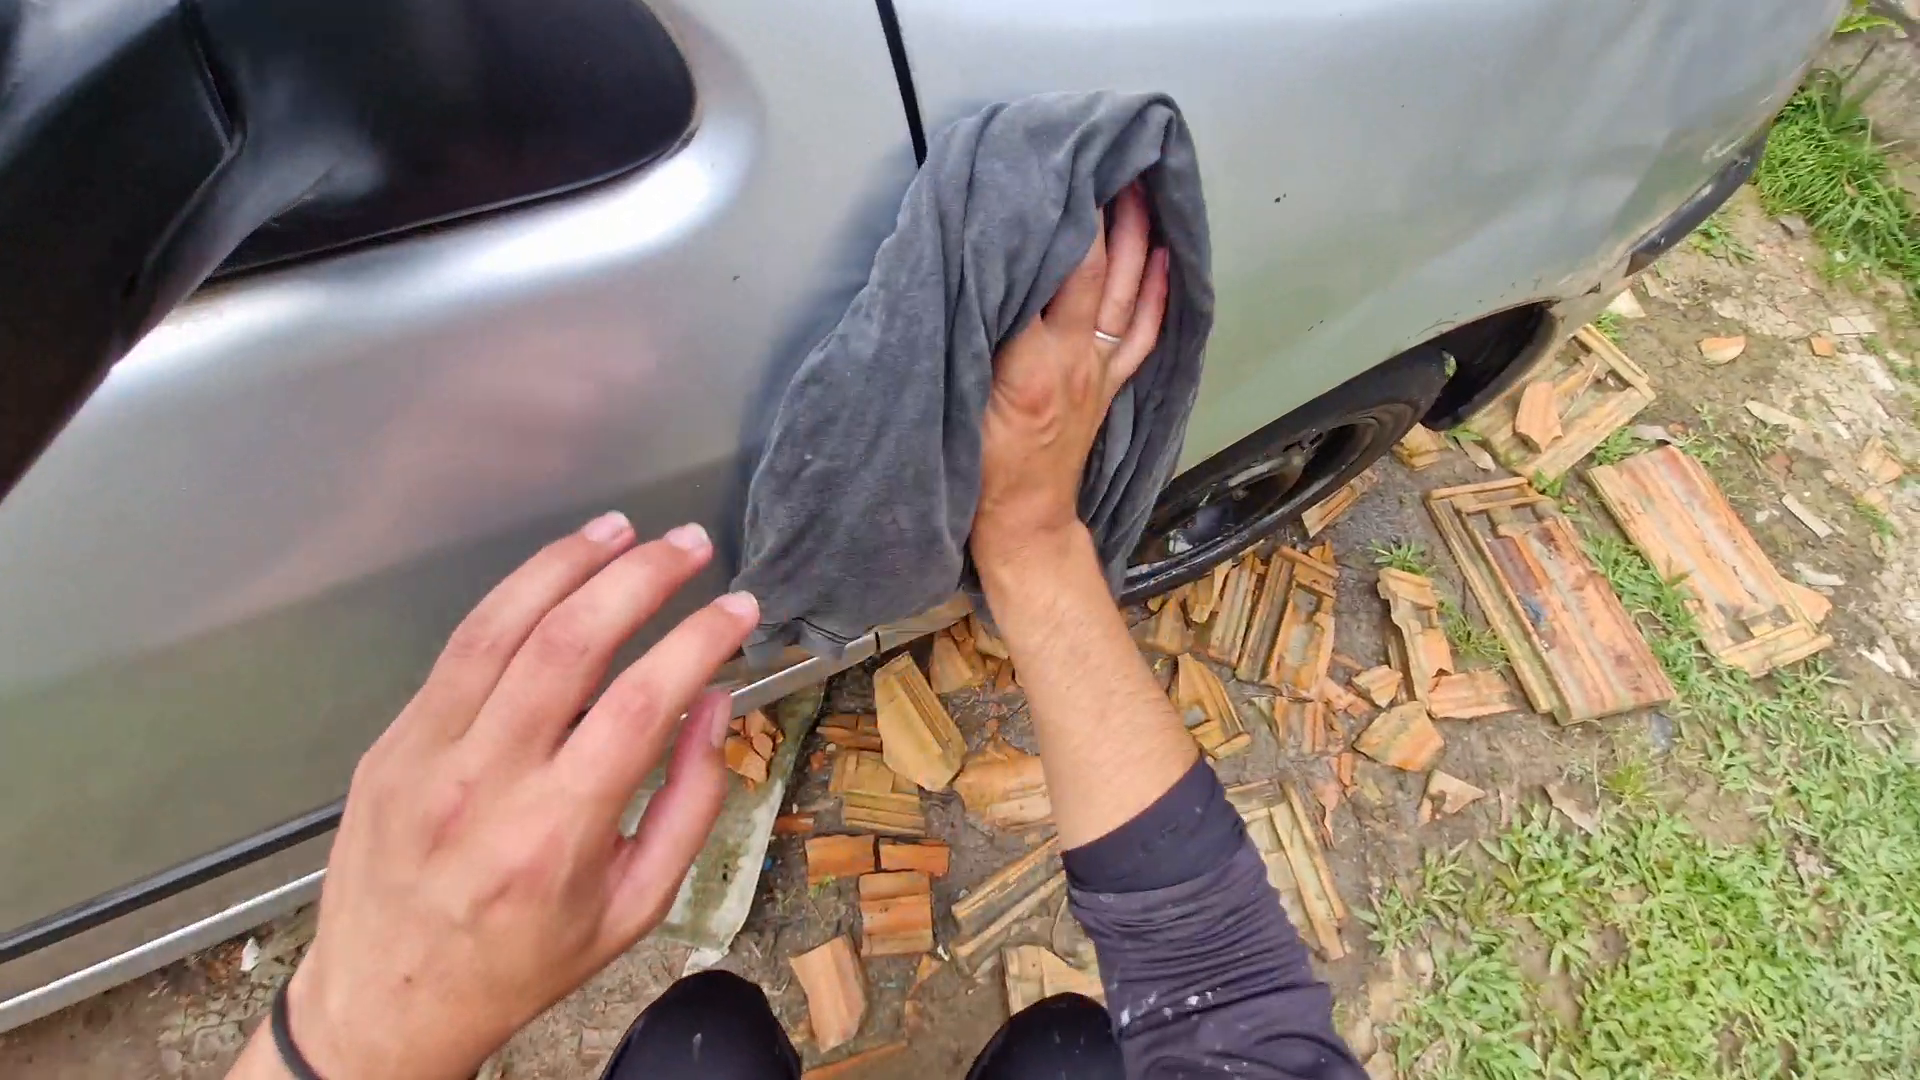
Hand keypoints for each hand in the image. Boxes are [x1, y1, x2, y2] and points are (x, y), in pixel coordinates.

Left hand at [236, 514, 757, 1079]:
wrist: (383, 1007)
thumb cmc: (530, 960)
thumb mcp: (640, 903)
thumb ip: (693, 800)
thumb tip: (716, 700)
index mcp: (556, 833)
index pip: (642, 703)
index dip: (701, 641)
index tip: (741, 608)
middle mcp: (484, 782)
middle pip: (569, 644)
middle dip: (641, 578)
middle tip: (691, 544)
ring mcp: (424, 754)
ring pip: (501, 628)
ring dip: (570, 564)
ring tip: (625, 528)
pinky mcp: (393, 740)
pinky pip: (463, 647)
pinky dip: (519, 592)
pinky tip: (561, 565)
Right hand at [972, 182, 1169, 568]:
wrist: (1023, 521)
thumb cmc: (981, 471)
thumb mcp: (961, 405)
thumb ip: (975, 345)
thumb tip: (985, 282)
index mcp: (1033, 363)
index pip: (1053, 273)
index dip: (1060, 218)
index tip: (1056, 171)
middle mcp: (1076, 359)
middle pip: (1098, 271)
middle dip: (1106, 211)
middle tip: (1108, 158)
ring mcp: (1099, 373)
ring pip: (1128, 293)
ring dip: (1138, 238)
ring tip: (1141, 188)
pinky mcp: (1108, 387)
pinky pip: (1143, 333)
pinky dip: (1158, 293)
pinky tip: (1166, 258)